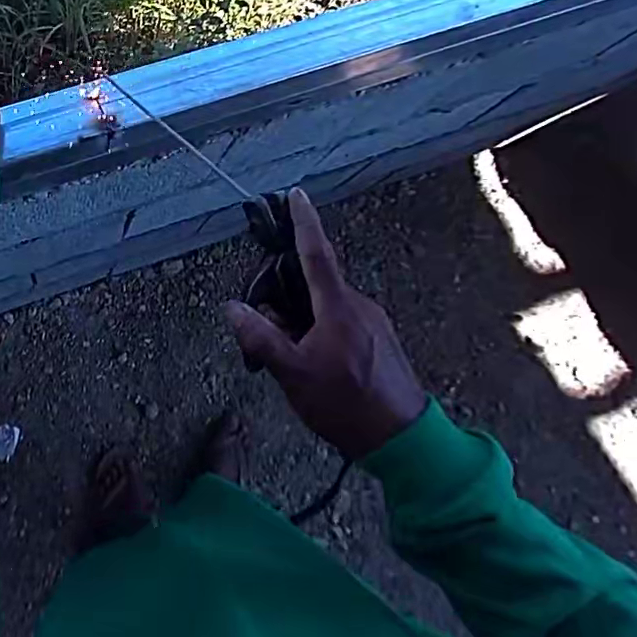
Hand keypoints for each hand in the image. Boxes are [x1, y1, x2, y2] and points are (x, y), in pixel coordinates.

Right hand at [223, 188, 427, 459]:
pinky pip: (341, 322)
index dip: (304, 222)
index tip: (296, 195)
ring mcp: (373, 323)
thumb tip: (233, 308)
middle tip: (267, 331)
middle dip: (285, 299)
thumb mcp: (293, 373)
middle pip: (313, 284)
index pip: (316, 253)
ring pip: (325, 306)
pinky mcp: (380, 340)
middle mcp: (359, 306)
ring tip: (291, 360)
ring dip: (301, 322)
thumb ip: (260, 337)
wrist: (403, 441)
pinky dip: (319, 332)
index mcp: (338, 307)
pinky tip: (313, 365)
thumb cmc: (347, 405)